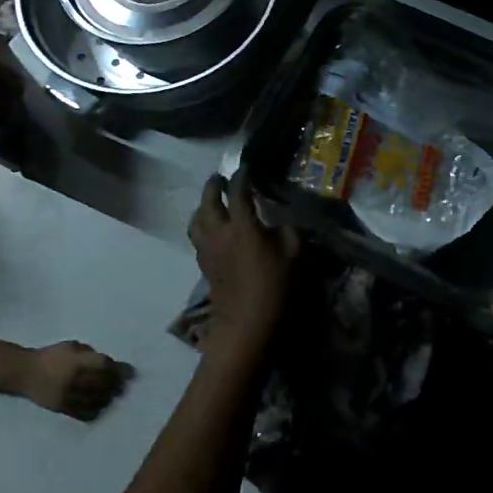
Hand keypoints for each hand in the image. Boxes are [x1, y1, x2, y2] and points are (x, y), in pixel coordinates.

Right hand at [22, 341, 134, 420]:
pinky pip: (84, 413)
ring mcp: (69, 396)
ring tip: (113, 395)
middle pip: (104, 384)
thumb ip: (90, 355)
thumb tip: (109, 364)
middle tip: (124, 386)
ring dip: (108, 398)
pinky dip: (95, 410)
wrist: (25, 373)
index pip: (105, 366)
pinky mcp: (63, 408)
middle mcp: (75, 379)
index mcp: (76, 361)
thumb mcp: (71, 347)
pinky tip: (99, 405)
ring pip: (97, 400)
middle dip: (117, 385)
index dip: (119, 370)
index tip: (131, 373)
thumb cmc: (51, 355)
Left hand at [188, 172, 298, 356]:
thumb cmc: (275, 288)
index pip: (238, 192)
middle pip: (208, 201)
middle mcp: (218, 232)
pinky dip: (202, 226)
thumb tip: (283, 219)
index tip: (246, 167)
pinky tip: (213, 231)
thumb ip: (290, 230)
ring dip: (202, 206)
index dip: (242, 176)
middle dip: (213, 186)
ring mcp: (207, 250)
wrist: (246, 325)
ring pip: (196, 220)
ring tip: (210, 203)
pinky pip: (197, 238)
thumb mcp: (295, 255)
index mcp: (241, 225)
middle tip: (219, 178)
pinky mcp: (203, 266)